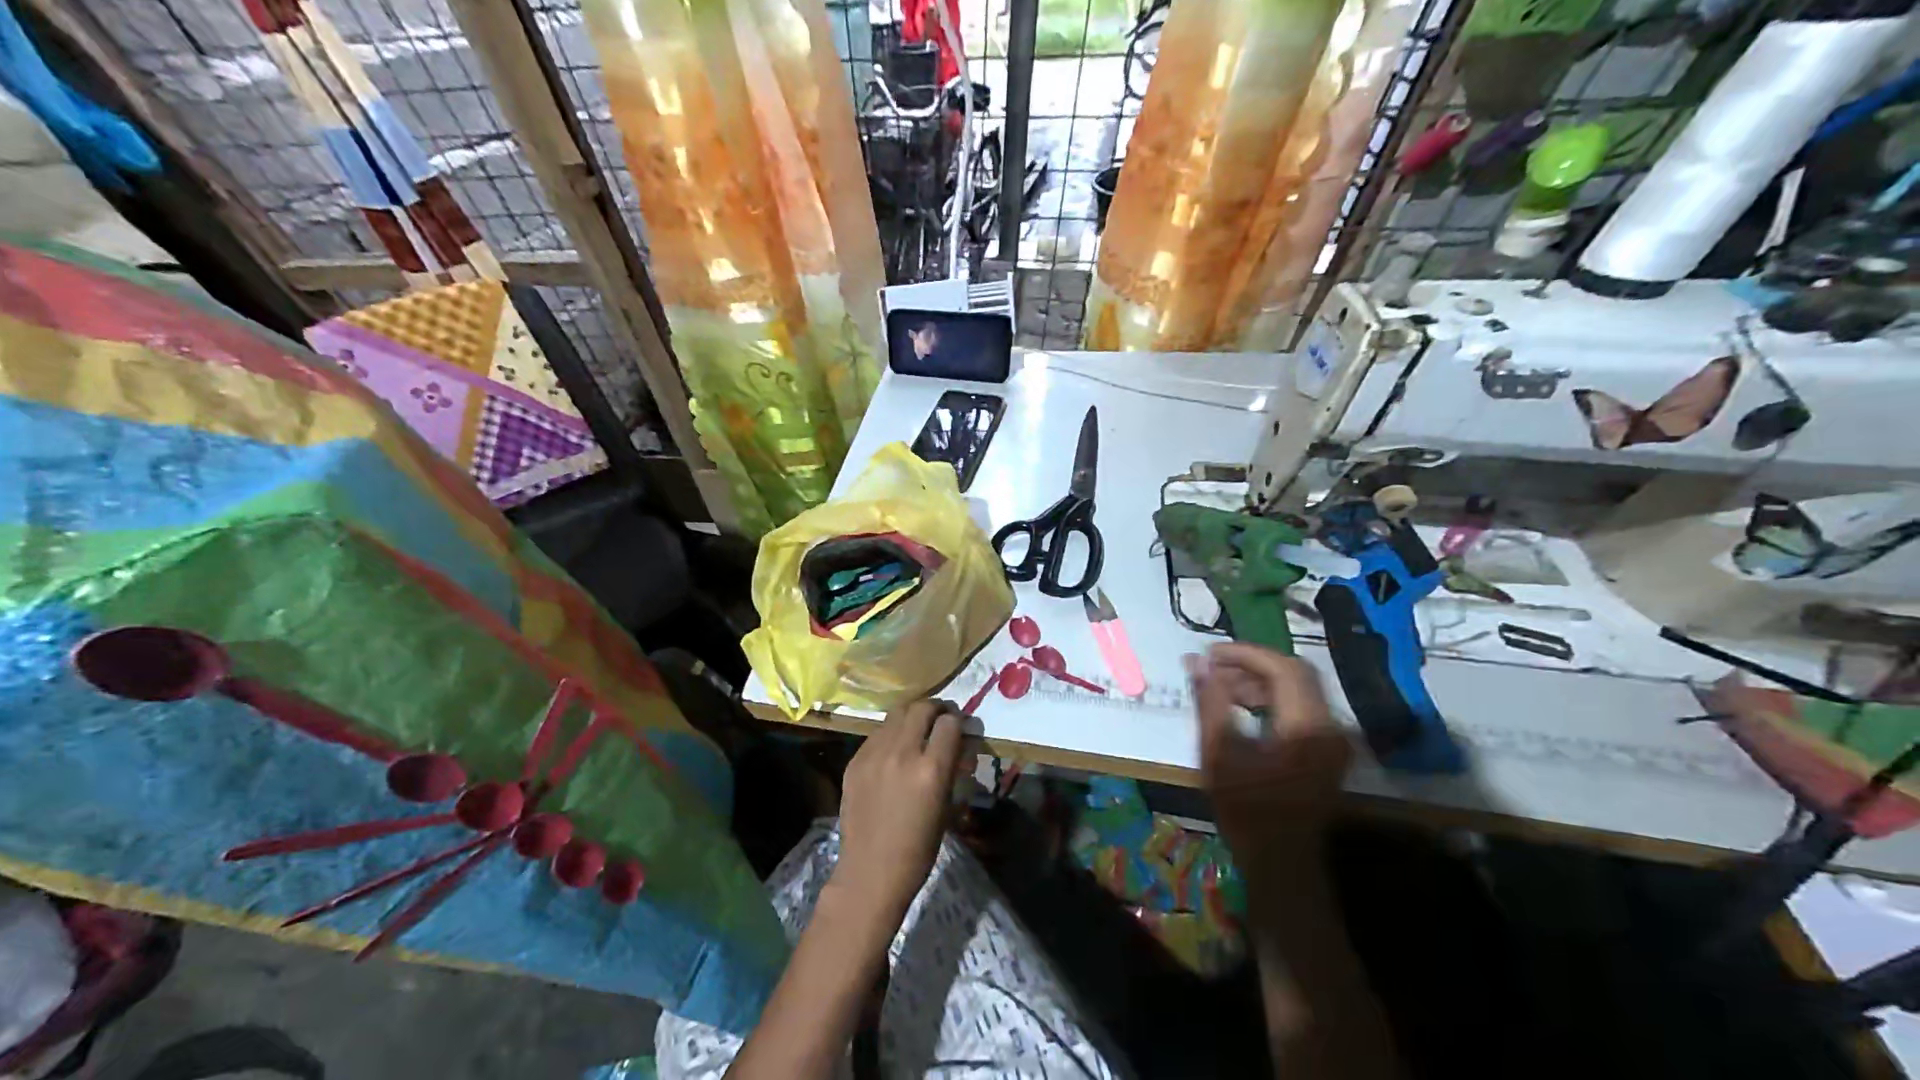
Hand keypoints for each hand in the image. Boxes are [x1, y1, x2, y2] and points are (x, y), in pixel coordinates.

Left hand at [831, 699, 965, 922]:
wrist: (871, 871)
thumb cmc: (918, 848)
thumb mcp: (946, 807)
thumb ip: (951, 768)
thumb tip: (959, 744)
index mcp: (931, 769)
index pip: (949, 723)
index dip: (958, 721)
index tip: (960, 726)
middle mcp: (902, 753)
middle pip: (921, 708)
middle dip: (936, 708)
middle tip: (941, 717)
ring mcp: (874, 755)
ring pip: (896, 714)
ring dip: (911, 716)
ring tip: (917, 728)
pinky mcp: (855, 761)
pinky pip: (877, 734)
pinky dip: (891, 734)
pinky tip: (893, 750)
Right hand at [1189, 643, 1351, 860]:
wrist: (1280, 862)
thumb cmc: (1245, 810)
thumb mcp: (1218, 752)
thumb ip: (1210, 701)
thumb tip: (1197, 662)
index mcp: (1307, 726)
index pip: (1282, 668)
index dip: (1245, 654)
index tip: (1210, 654)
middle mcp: (1330, 726)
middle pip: (1296, 674)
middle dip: (1253, 665)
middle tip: (1214, 668)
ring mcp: (1334, 739)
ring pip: (1300, 689)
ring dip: (1262, 682)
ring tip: (1222, 688)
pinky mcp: (1329, 749)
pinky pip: (1303, 708)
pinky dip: (1274, 700)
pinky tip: (1243, 708)